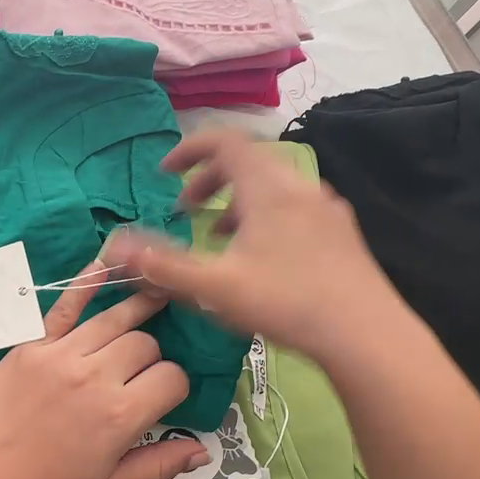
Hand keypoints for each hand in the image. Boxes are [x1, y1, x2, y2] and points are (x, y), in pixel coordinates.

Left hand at [0, 263, 208, 478]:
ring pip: (114, 320)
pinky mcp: (34, 343)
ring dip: (137, 309)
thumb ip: (159, 466)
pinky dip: (87, 283)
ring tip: (155, 295)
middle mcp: (96, 376)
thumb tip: (203, 449)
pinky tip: (105, 265)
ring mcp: (62, 354)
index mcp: (122, 414)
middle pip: (145, 344)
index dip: (174, 385)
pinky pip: (65, 306)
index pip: (172, 378)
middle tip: (138, 372)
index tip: (162, 396)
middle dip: (151, 354)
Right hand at [103, 130, 408, 361]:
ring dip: (234, 198)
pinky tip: (256, 253)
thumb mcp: (213, 287)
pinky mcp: (340, 231)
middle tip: (183, 207)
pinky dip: (262, 213)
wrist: (367, 336)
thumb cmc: (286, 303)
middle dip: (207, 178)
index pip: (225, 142)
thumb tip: (112, 247)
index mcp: (267, 190)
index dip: (189, 149)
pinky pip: (292, 204)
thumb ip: (160, 264)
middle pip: (247, 160)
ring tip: (214, 232)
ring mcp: (325, 208)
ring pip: (271, 184)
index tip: (164, 171)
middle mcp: (299, 188)